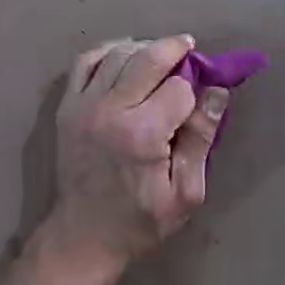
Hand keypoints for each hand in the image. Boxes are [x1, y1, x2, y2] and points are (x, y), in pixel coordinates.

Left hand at [45, 35, 228, 271]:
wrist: (83, 236)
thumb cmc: (141, 220)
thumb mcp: (186, 192)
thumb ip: (201, 138)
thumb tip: (217, 91)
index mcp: (142, 135)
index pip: (179, 88)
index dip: (195, 88)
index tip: (201, 94)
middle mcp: (110, 111)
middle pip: (148, 57)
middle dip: (174, 48)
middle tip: (189, 48)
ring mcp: (83, 105)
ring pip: (119, 53)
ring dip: (145, 48)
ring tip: (161, 56)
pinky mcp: (67, 106)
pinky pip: (86, 61)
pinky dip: (109, 50)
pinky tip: (126, 56)